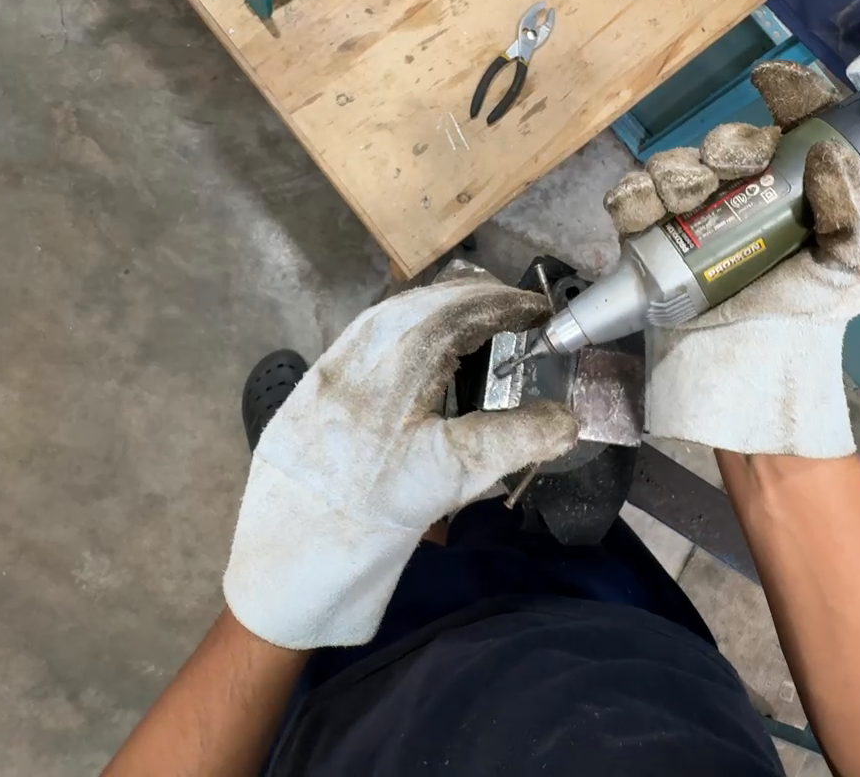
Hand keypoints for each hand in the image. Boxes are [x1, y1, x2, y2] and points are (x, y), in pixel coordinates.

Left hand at [223, 267, 578, 649]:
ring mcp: (332, 360)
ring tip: (480, 326)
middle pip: (427, 300)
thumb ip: (512, 440)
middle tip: (518, 317)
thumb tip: (569, 419)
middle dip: (478, 300)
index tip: (540, 312)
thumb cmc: (376, 517)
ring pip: (396, 311)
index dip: (506, 305)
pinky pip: (371, 331)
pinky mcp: (316, 378)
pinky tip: (426, 348)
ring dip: (444, 309)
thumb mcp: (449, 478)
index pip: (460, 311)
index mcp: (394, 367)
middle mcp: (357, 349)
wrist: (290, 559)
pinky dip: (411, 325)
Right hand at [603, 61, 859, 457]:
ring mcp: (693, 209)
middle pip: (725, 140)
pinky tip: (648, 213)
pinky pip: (631, 197)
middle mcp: (744, 186)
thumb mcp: (857, 264)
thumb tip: (826, 154)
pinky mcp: (653, 230)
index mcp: (798, 182)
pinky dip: (634, 197)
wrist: (746, 360)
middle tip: (731, 171)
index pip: (795, 120)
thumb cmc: (808, 308)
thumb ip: (858, 210)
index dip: (786, 93)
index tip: (770, 84)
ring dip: (678, 174)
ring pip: (674, 164)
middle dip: (726, 146)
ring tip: (687, 204)